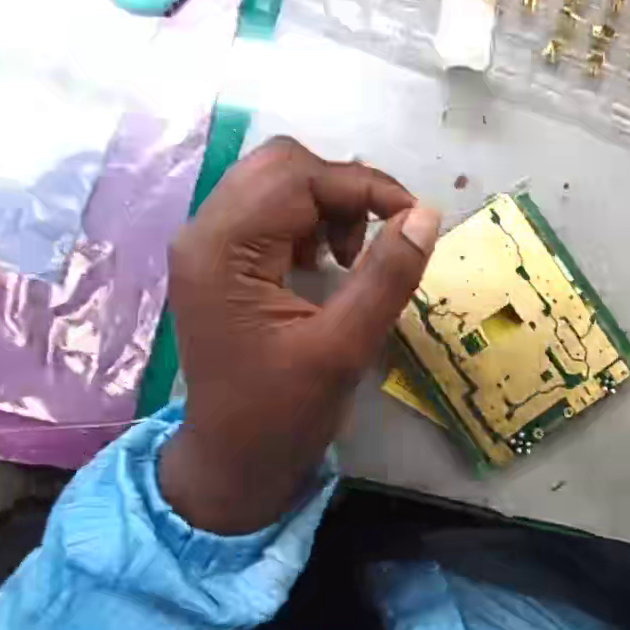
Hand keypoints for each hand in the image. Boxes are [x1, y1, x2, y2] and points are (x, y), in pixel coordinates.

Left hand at [158, 137, 439, 533]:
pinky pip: (266, 212)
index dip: (365, 186)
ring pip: (274, 183)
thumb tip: (426, 215)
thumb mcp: (343, 349)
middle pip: (280, 166)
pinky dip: (306, 223)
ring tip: (347, 258)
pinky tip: (321, 264)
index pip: (297, 176)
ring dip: (324, 206)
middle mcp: (204, 234)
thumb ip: (386, 278)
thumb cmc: (281, 416)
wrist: (232, 463)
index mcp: (222, 250)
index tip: (415, 219)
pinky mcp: (217, 262)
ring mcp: (206, 247)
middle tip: (374, 240)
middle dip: (341, 191)